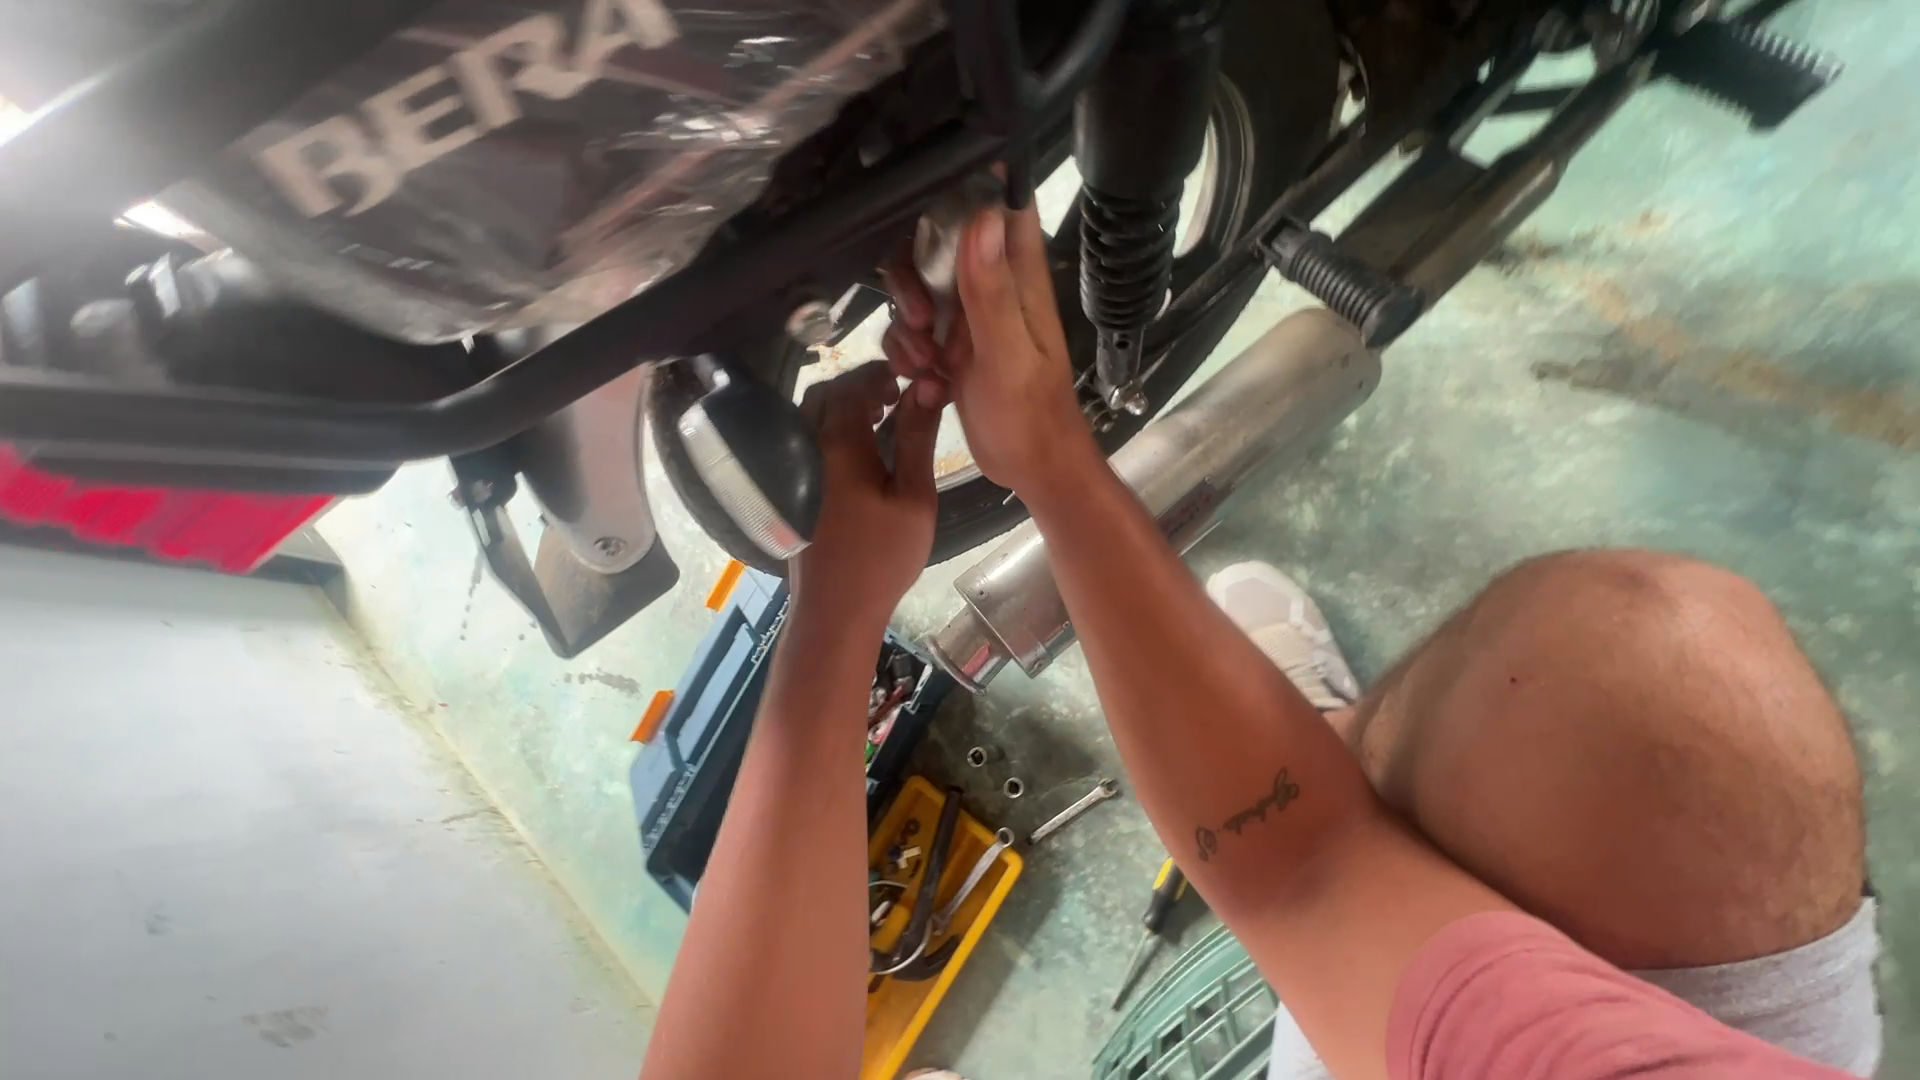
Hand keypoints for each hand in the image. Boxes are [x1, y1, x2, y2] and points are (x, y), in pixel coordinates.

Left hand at [790, 361, 942, 630]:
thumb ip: (917, 437)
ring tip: (879, 421)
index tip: (908, 378)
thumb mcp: (914, 497)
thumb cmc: (882, 557)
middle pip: (824, 394)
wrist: (835, 610)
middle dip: (859, 386)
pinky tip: (858, 452)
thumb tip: (926, 386)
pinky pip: (806, 440)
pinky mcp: (789, 490)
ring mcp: (792, 470)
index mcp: (836, 444)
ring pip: (810, 416)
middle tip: (893, 398)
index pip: (853, 385)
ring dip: (843, 407)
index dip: (880, 374)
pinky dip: (831, 430)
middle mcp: (805, 447)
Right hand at [880, 201, 1096, 498]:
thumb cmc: (1031, 418)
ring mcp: (969, 321)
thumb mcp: (1009, 355)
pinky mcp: (952, 350)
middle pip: (937, 247)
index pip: (998, 207)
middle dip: (912, 278)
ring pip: (917, 292)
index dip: (963, 196)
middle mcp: (992, 290)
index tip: (928, 224)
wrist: (1032, 469)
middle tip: (918, 320)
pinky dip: (907, 353)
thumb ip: (992, 292)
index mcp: (1018, 280)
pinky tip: (922, 381)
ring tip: (923, 363)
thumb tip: (983, 218)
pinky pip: (913, 334)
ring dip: (906, 325)